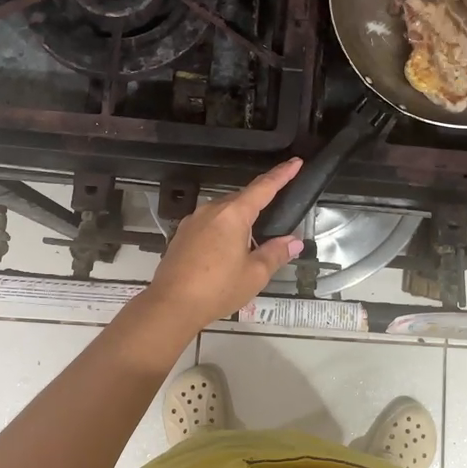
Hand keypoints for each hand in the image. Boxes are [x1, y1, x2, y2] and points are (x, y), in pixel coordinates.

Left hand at [142, 159, 305, 330]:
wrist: (171, 305)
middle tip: (278, 209)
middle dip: (260, 200)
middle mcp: (212, 210)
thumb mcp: (254, 274)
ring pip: (224, 211)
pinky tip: (227, 249)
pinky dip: (224, 228)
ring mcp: (193, 221)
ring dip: (241, 218)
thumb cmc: (217, 288)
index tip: (295, 162)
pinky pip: (210, 223)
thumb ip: (275, 253)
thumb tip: (294, 242)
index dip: (281, 174)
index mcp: (233, 215)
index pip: (263, 188)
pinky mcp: (182, 234)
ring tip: (253, 238)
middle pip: (242, 198)